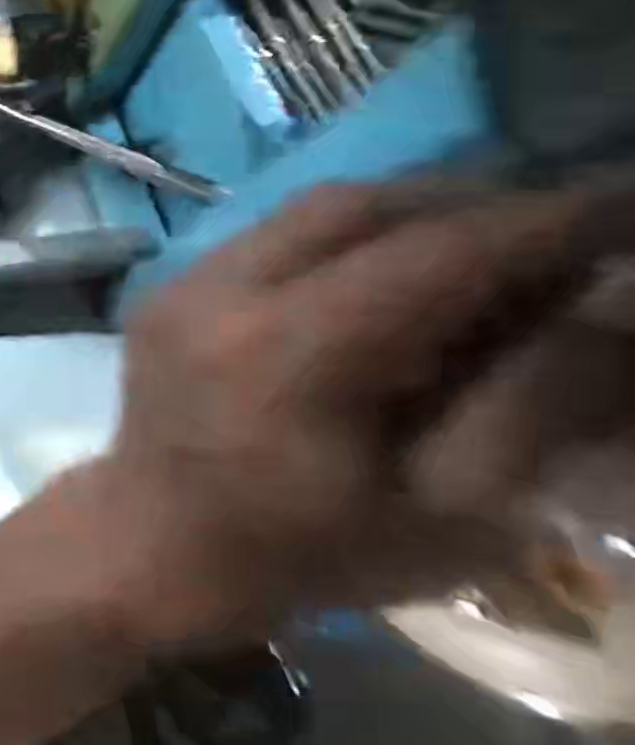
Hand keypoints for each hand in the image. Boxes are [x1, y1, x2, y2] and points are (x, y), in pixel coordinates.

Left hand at [95, 178, 634, 645]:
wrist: (157, 534)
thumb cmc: (306, 544)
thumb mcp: (455, 506)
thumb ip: (536, 398)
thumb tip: (609, 296)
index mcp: (283, 348)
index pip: (430, 252)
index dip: (544, 221)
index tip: (630, 201)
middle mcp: (214, 293)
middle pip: (350, 207)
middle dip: (464, 203)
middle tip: (555, 231)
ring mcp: (175, 286)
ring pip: (298, 214)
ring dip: (396, 216)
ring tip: (478, 250)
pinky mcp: (160, 293)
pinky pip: (258, 239)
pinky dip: (332, 239)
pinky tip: (383, 275)